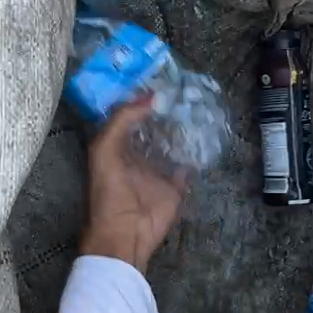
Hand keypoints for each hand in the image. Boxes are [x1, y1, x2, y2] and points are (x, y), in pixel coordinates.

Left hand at [82, 96, 188, 273]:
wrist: (124, 233)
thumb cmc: (108, 191)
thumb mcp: (104, 149)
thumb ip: (121, 120)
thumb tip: (150, 97)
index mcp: (119, 145)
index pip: (133, 116)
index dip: (143, 99)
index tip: (163, 80)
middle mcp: (140, 154)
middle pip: (156, 127)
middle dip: (168, 111)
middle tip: (187, 90)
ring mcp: (160, 170)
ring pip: (174, 144)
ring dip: (185, 130)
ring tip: (201, 107)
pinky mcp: (176, 186)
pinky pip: (189, 166)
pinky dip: (198, 155)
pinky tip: (208, 138)